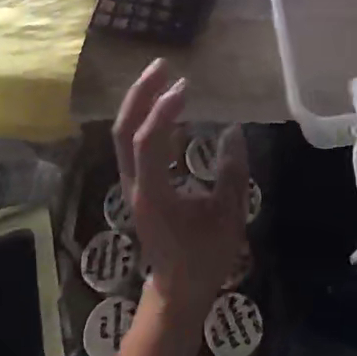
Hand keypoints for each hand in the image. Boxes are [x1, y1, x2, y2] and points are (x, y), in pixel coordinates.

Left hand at [113, 60, 248, 315]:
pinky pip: (132, 145)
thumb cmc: (204, 257)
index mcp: (152, 193)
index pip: (148, 141)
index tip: (185, 86)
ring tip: (160, 78)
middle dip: (140, 94)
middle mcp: (132, 185)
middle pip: (123, 130)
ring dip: (139, 104)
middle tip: (162, 65)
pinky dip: (145, 121)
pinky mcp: (136, 186)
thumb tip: (233, 131)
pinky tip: (165, 110)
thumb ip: (231, 173)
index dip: (164, 110)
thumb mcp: (227, 217)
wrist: (179, 290)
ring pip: (123, 136)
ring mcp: (130, 185)